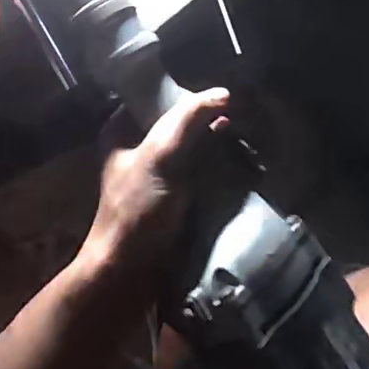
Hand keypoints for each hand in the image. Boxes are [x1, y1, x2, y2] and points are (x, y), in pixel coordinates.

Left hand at [76, 88, 230, 283]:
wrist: (128, 277)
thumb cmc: (136, 211)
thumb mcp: (160, 157)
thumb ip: (188, 121)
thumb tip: (224, 93)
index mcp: (121, 129)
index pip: (158, 96)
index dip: (188, 92)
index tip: (221, 93)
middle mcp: (137, 147)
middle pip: (179, 122)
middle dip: (208, 121)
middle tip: (241, 116)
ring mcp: (157, 174)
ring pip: (192, 148)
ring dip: (217, 146)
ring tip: (247, 140)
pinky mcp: (174, 199)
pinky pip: (200, 173)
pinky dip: (218, 169)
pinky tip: (241, 165)